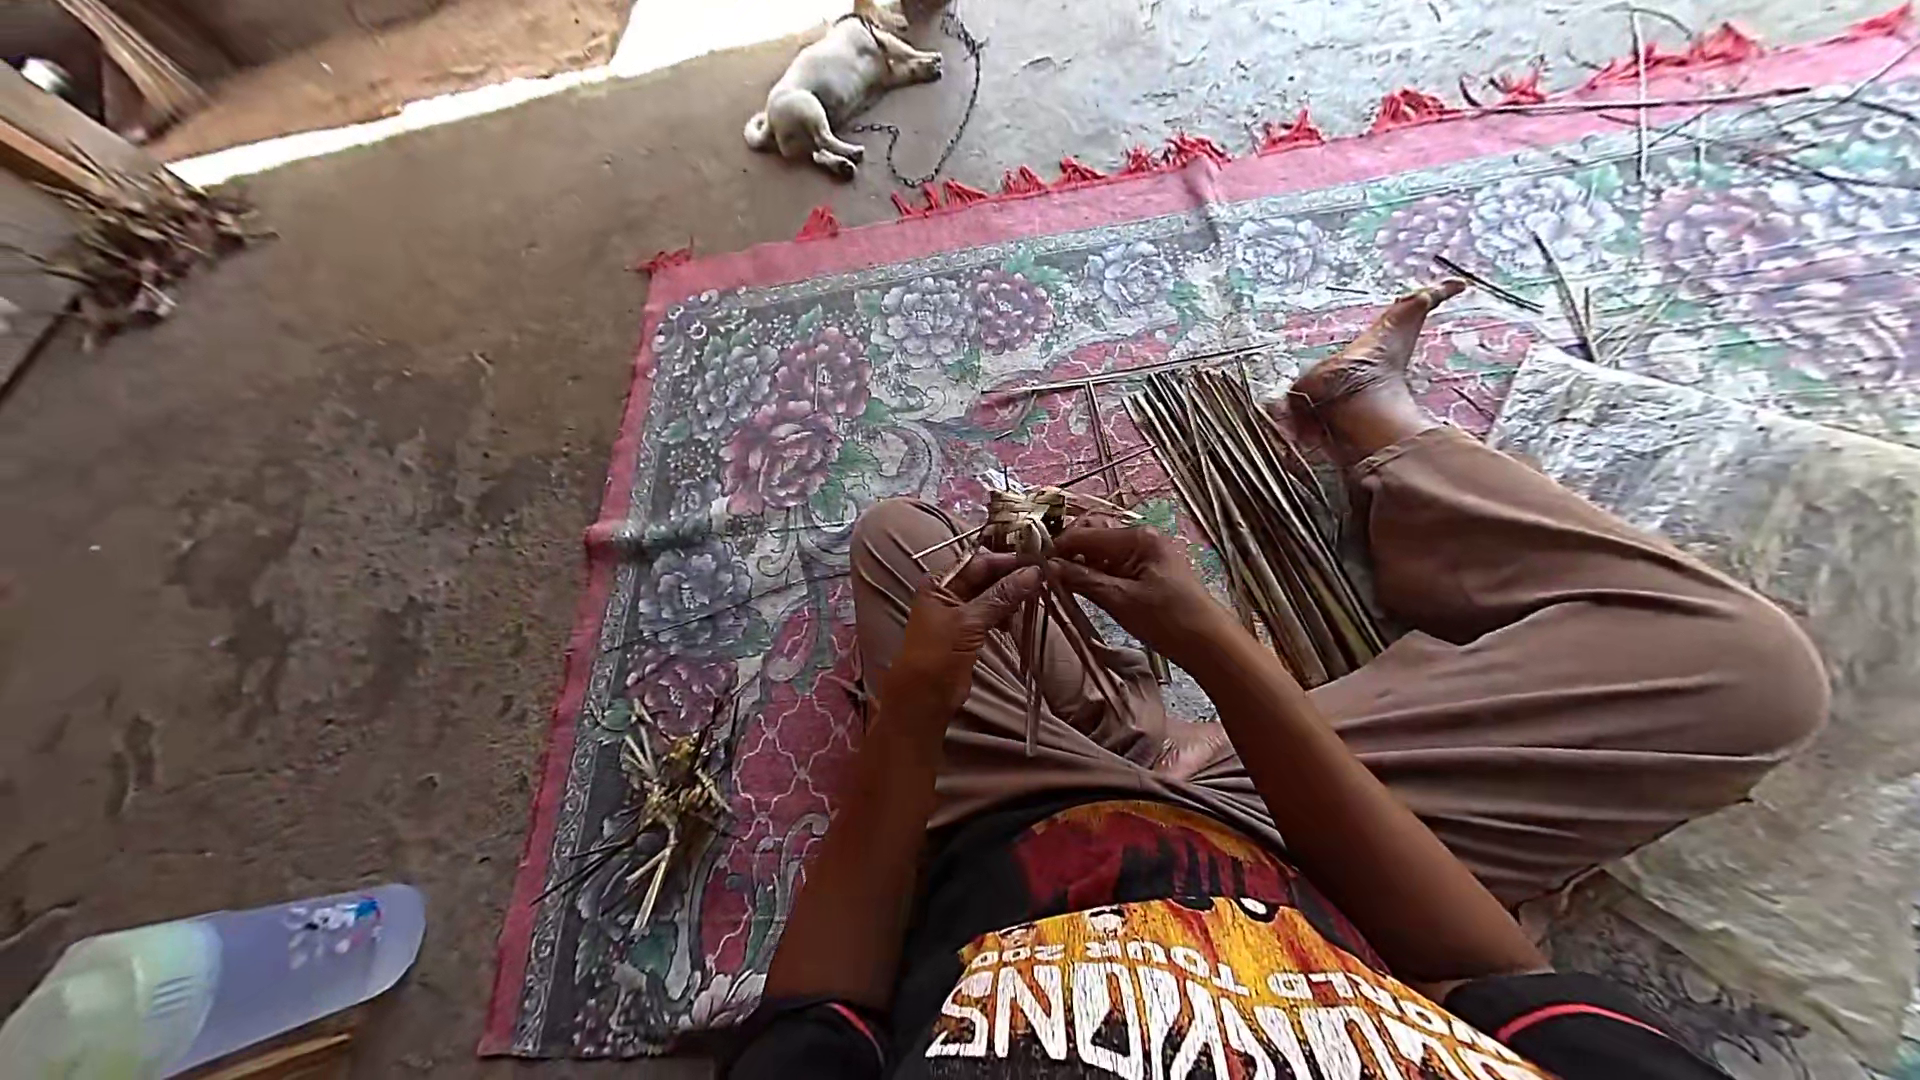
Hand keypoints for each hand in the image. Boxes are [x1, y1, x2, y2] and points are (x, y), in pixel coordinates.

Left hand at [880, 552, 1042, 721]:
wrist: (924, 698)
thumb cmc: (937, 654)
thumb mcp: (968, 621)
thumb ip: (1000, 596)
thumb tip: (1033, 573)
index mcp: (939, 583)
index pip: (978, 562)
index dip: (1006, 560)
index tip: (1035, 560)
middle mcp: (947, 593)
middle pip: (986, 577)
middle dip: (1012, 577)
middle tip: (1042, 577)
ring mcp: (959, 613)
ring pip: (991, 595)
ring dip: (1011, 596)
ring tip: (1033, 597)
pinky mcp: (969, 632)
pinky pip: (992, 614)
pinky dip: (1006, 613)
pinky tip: (1017, 617)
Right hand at [1048, 524, 1233, 669]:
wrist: (1210, 645)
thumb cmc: (1167, 620)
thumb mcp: (1119, 599)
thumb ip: (1082, 579)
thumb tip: (1048, 567)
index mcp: (1137, 537)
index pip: (1085, 534)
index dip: (1058, 547)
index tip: (1035, 564)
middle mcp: (1141, 538)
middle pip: (1092, 538)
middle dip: (1068, 554)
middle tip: (1047, 575)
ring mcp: (1145, 554)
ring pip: (1101, 553)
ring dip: (1080, 566)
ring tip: (1061, 585)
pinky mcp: (1147, 570)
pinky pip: (1113, 565)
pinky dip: (1095, 574)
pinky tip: (1083, 589)